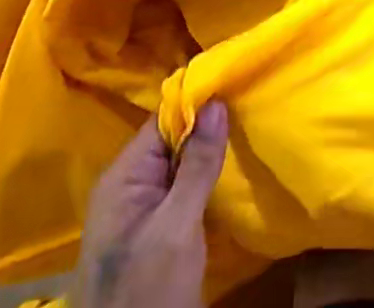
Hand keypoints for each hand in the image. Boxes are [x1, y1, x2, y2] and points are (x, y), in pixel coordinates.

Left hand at [73, 102, 228, 307]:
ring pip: (178, 165)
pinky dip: (204, 180)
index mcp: (124, 176)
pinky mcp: (154, 232)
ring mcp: (140, 211)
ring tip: (248, 131)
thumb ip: (197, 164)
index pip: (162, 120)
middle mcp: (128, 186)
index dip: (197, 102)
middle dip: (207, 127)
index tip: (235, 85)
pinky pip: (180, 190)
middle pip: (170, 140)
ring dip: (208, 154)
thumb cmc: (147, 290)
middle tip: (249, 108)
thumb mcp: (177, 226)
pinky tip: (231, 174)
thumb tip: (217, 102)